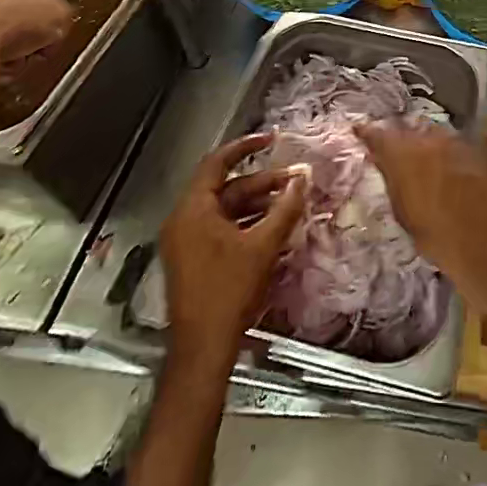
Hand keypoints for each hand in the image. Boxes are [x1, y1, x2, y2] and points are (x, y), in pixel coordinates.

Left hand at [160, 133, 306, 360]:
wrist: (203, 346)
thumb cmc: (230, 291)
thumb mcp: (263, 247)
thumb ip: (285, 209)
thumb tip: (302, 179)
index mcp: (193, 209)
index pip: (217, 163)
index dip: (245, 147)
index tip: (271, 139)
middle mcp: (183, 220)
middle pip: (225, 188)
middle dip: (262, 183)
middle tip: (294, 181)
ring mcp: (185, 241)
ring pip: (225, 211)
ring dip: (257, 205)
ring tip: (290, 205)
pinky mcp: (192, 259)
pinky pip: (220, 229)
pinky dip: (246, 225)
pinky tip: (273, 230)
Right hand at [357, 121, 486, 282]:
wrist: (481, 243)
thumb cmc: (432, 234)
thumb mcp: (400, 209)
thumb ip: (389, 177)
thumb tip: (380, 159)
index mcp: (403, 152)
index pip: (378, 134)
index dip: (367, 133)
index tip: (359, 133)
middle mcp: (428, 139)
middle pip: (407, 130)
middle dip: (399, 139)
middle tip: (393, 152)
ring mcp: (454, 142)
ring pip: (431, 134)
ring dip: (422, 143)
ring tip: (419, 160)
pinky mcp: (474, 152)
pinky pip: (451, 144)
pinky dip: (443, 152)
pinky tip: (443, 168)